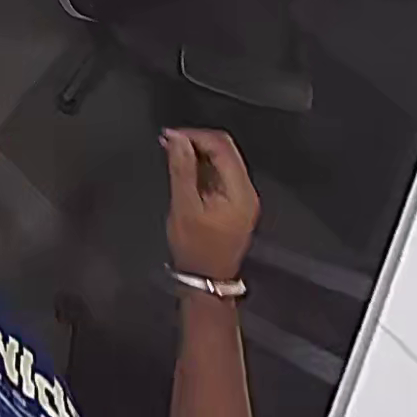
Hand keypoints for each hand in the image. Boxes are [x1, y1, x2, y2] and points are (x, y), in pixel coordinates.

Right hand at [161, 128, 259, 280]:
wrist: (205, 280)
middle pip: (225, 149)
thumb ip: (182, 169)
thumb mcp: (184, 206)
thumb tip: (176, 138)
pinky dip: (201, 164)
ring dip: (197, 151)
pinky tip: (182, 164)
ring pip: (222, 159)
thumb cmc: (194, 247)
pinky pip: (218, 172)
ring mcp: (241, 195)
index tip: (171, 135)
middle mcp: (246, 190)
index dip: (196, 136)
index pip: (222, 147)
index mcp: (240, 191)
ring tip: (172, 150)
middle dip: (197, 140)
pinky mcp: (233, 201)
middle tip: (170, 141)